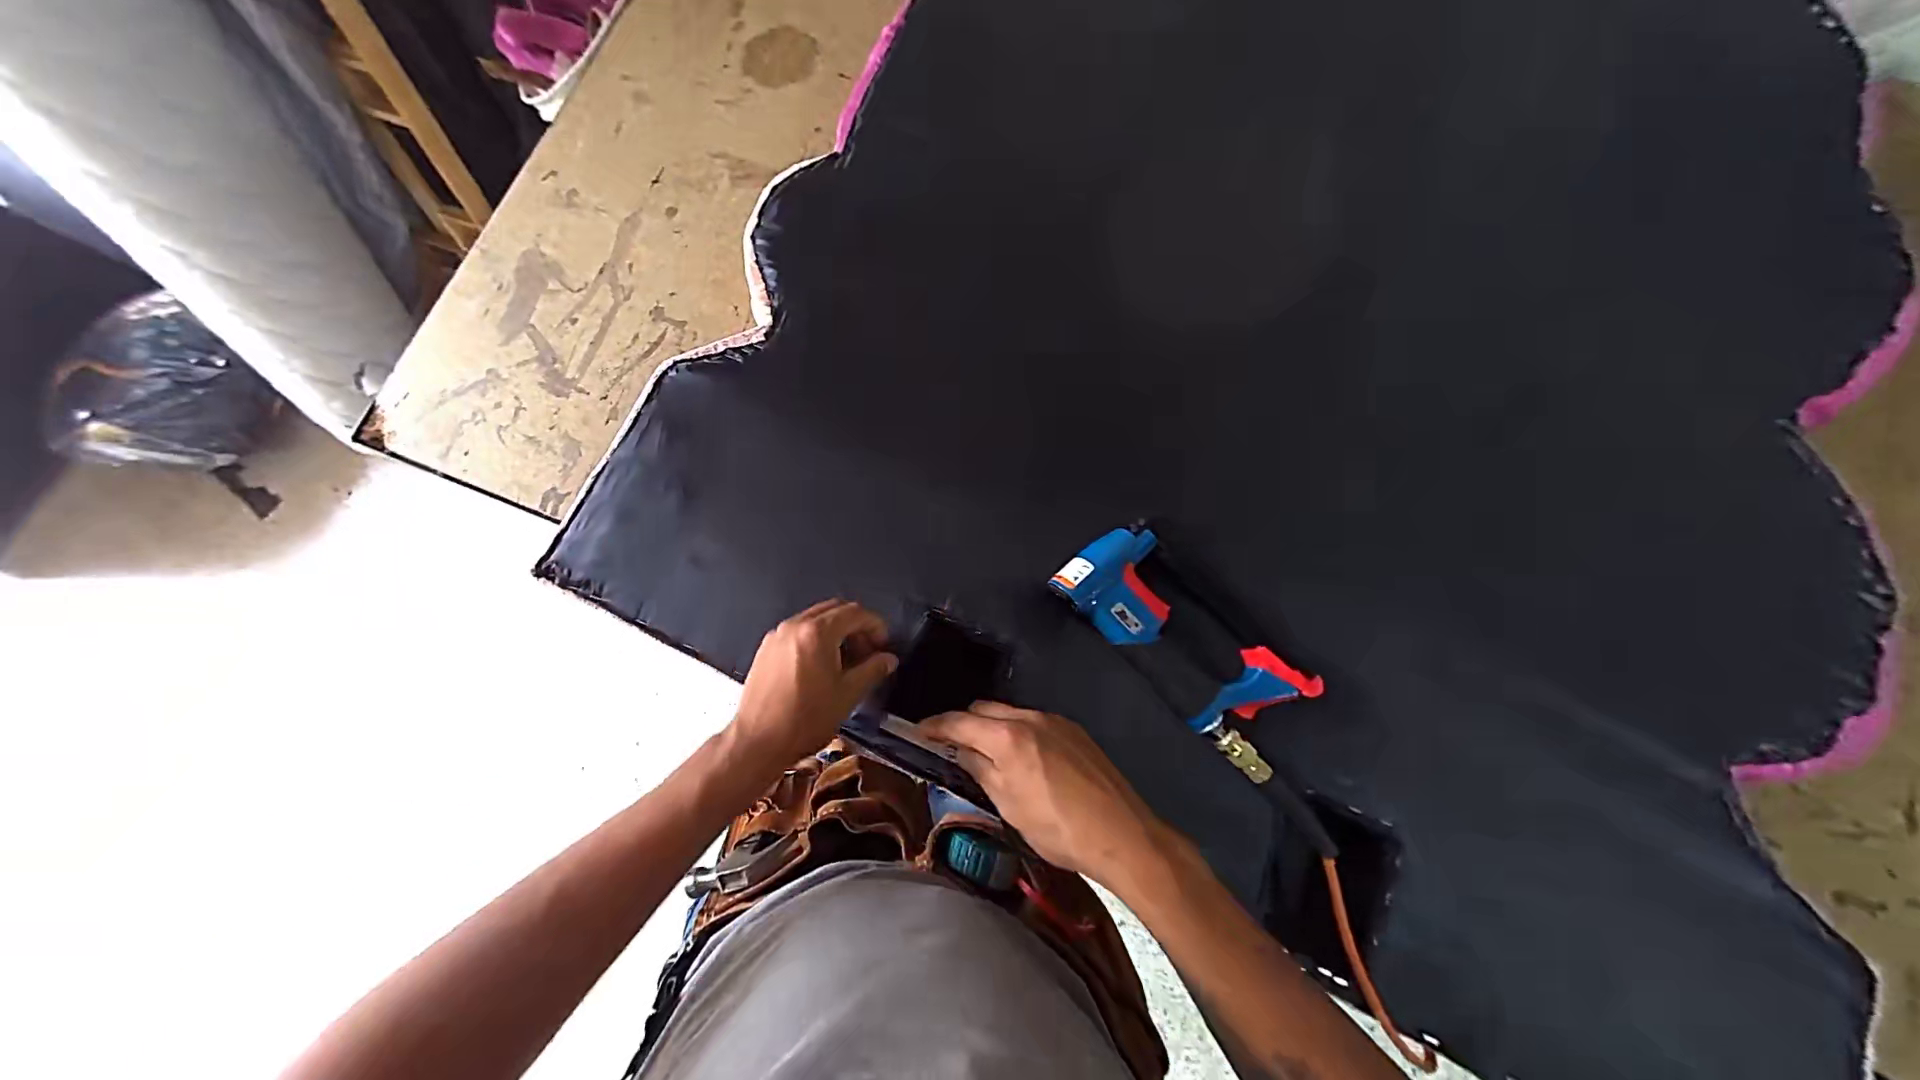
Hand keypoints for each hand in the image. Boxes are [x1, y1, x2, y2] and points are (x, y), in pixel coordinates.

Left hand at [728, 600, 896, 768]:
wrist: (758, 743)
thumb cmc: (802, 721)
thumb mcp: (848, 694)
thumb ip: (872, 670)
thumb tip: (887, 660)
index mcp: (817, 633)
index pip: (855, 613)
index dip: (876, 626)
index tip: (883, 644)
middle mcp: (795, 627)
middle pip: (835, 609)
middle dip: (856, 626)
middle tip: (868, 650)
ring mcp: (777, 636)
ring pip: (815, 619)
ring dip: (836, 632)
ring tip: (847, 661)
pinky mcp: (766, 650)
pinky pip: (798, 632)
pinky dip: (815, 639)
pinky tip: (822, 666)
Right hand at [919, 702, 1175, 885]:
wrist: (1122, 834)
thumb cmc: (1057, 829)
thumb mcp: (1008, 805)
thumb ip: (979, 770)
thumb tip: (958, 750)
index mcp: (1008, 737)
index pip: (960, 721)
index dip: (935, 726)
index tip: (918, 732)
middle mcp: (1031, 717)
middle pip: (984, 709)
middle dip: (963, 722)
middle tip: (949, 745)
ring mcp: (1056, 721)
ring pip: (1010, 713)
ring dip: (992, 727)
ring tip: (986, 754)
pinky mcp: (1074, 731)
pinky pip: (1034, 722)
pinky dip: (1017, 732)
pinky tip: (1022, 758)